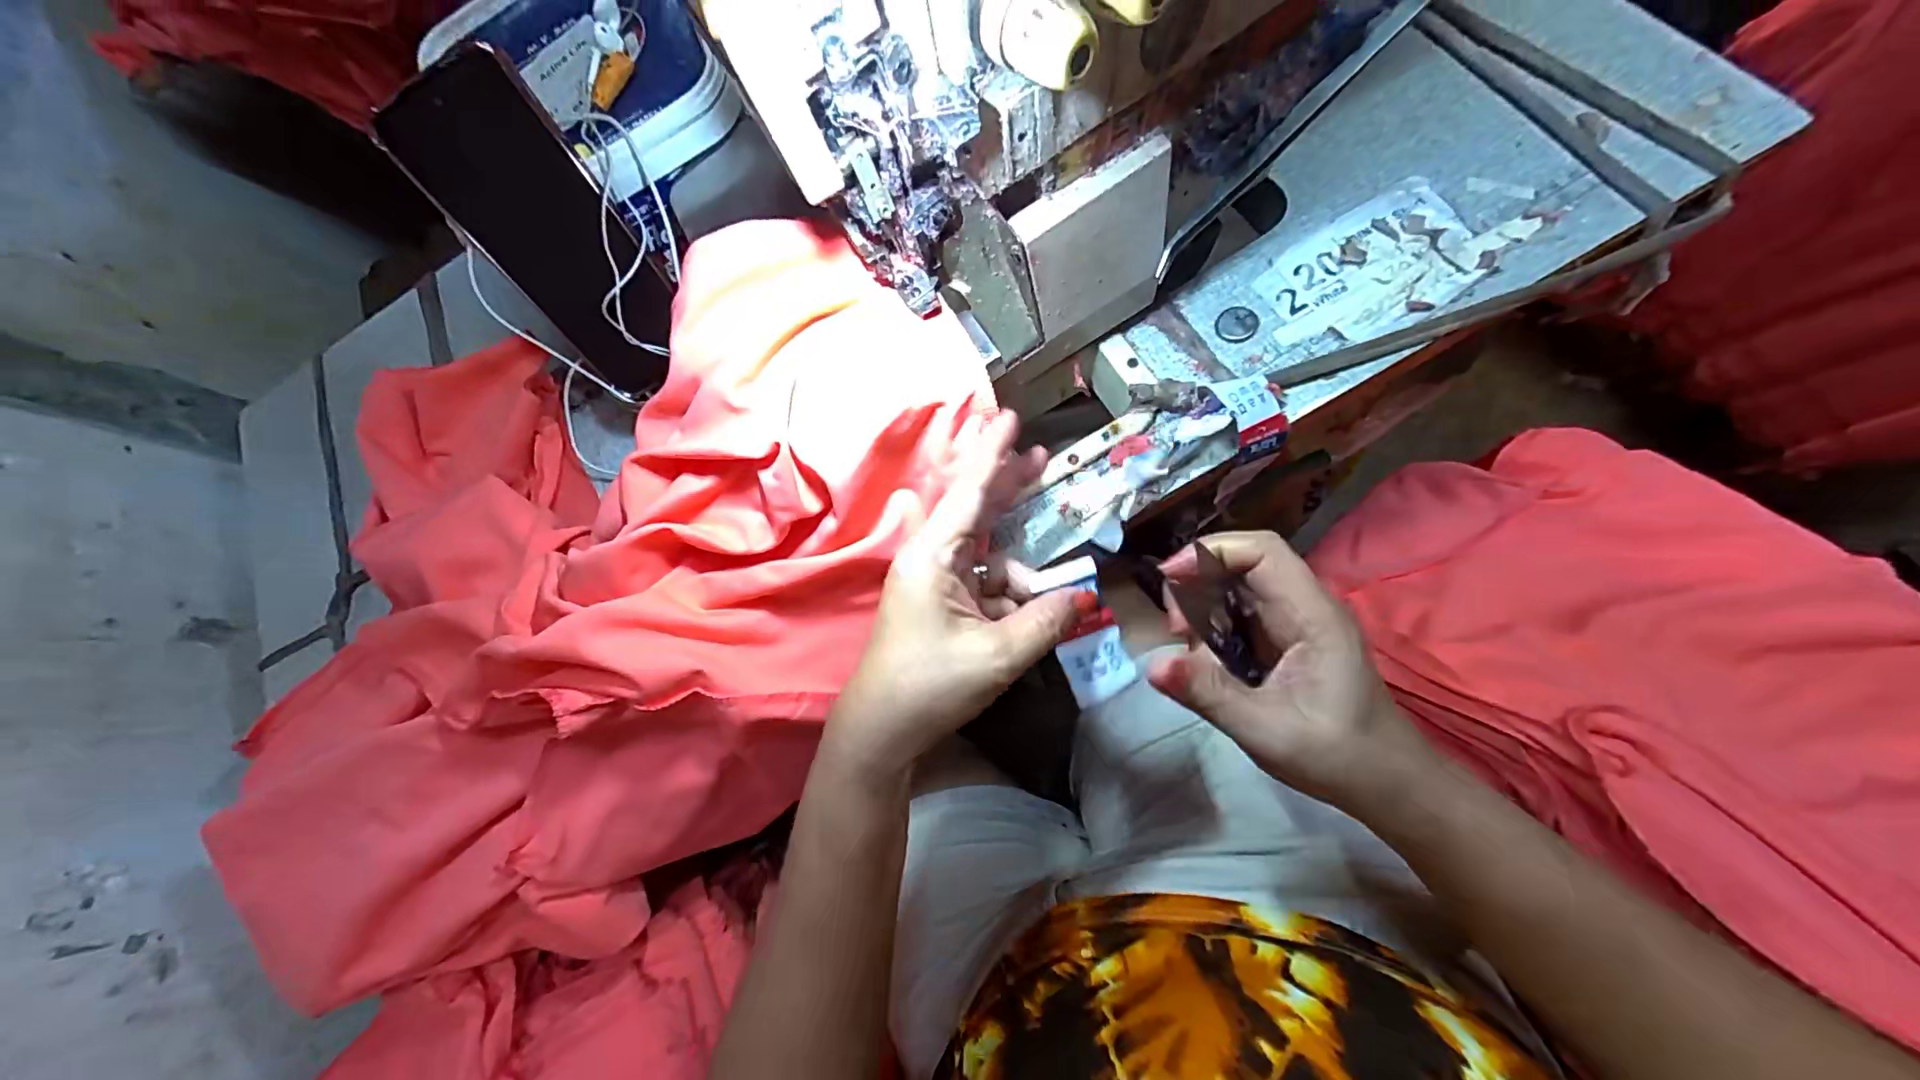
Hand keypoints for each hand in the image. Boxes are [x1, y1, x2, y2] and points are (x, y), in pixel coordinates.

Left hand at [825, 411, 1092, 778]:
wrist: (881, 731)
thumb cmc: (931, 687)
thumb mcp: (998, 655)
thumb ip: (1046, 621)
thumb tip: (1084, 596)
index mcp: (933, 557)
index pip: (969, 493)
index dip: (994, 454)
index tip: (1010, 417)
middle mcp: (929, 559)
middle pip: (975, 510)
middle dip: (1009, 486)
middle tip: (1041, 457)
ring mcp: (932, 583)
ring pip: (986, 555)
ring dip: (1020, 568)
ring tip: (1051, 594)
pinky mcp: (939, 606)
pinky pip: (982, 584)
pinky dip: (1009, 594)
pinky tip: (1031, 615)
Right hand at [1147, 531, 1440, 808]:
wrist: (1385, 781)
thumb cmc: (1334, 755)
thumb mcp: (1264, 730)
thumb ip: (1208, 693)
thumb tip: (1152, 666)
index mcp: (1312, 615)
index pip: (1262, 551)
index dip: (1211, 552)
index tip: (1170, 579)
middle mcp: (1304, 606)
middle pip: (1242, 562)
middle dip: (1198, 583)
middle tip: (1178, 631)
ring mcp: (1295, 620)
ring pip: (1237, 586)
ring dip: (1201, 606)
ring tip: (1189, 648)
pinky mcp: (1285, 638)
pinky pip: (1240, 612)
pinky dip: (1213, 625)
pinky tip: (1206, 659)